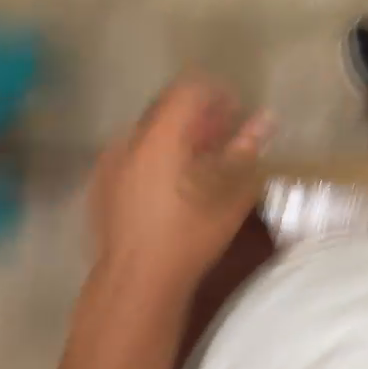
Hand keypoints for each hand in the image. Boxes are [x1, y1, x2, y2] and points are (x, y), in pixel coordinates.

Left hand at [88, 76, 273, 303]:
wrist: (136, 279)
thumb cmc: (190, 235)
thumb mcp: (229, 192)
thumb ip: (246, 149)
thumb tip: (267, 118)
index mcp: (161, 137)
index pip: (189, 90)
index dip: (217, 94)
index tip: (237, 112)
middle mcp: (130, 141)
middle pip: (167, 108)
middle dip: (199, 117)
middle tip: (225, 138)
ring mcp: (110, 161)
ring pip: (150, 132)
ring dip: (179, 137)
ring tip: (203, 162)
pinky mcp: (100, 183)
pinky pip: (134, 153)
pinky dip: (158, 155)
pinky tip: (175, 183)